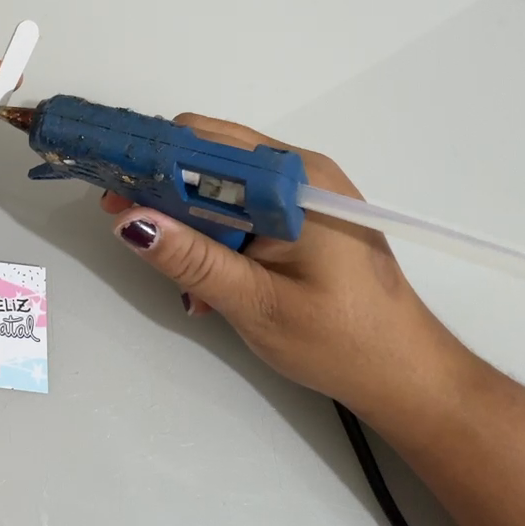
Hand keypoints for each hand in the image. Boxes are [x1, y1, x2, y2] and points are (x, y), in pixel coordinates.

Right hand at [102, 114, 473, 414]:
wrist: (411, 380)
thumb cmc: (342, 343)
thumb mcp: (257, 304)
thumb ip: (193, 259)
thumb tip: (129, 221)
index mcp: (297, 182)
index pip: (205, 145)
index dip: (151, 161)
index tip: (114, 192)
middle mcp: (298, 172)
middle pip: (206, 154)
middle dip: (160, 187)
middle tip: (126, 224)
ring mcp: (300, 191)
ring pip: (215, 179)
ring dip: (183, 215)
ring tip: (171, 265)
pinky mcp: (297, 213)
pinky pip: (235, 202)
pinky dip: (208, 229)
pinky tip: (206, 277)